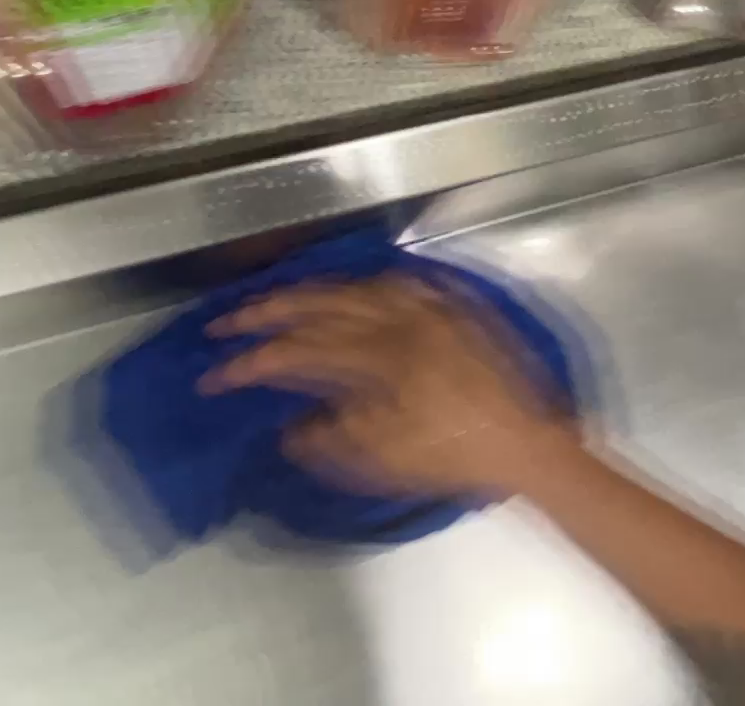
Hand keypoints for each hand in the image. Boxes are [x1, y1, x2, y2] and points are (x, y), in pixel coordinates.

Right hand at [201, 274, 578, 497]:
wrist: (528, 441)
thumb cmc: (459, 458)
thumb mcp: (389, 462)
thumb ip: (332, 439)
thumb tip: (291, 428)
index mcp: (380, 359)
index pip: (299, 352)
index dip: (252, 363)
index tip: (216, 375)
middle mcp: (401, 321)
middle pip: (320, 304)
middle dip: (267, 312)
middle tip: (227, 323)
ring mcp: (428, 307)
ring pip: (356, 285)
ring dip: (311, 291)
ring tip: (278, 300)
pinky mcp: (452, 305)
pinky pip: (401, 282)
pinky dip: (367, 283)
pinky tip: (353, 288)